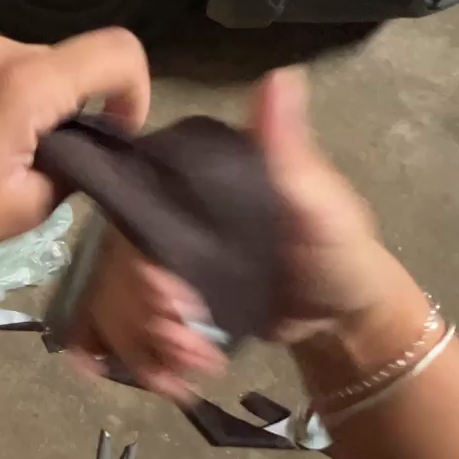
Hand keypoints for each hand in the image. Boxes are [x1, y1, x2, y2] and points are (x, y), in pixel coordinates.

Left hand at [0, 29, 150, 270]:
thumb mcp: (22, 209)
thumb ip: (74, 171)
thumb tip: (86, 152)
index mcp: (24, 82)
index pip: (117, 52)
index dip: (134, 94)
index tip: (114, 138)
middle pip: (69, 64)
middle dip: (76, 110)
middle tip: (48, 166)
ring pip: (30, 69)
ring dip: (36, 107)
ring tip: (3, 159)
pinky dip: (2, 99)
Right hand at [65, 68, 418, 397]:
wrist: (343, 316)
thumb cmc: (336, 253)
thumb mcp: (318, 203)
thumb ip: (289, 152)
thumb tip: (278, 77)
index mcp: (186, 204)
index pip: (132, 234)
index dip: (139, 277)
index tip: (173, 308)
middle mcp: (162, 238)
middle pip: (115, 282)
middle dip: (145, 326)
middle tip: (192, 351)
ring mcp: (160, 281)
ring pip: (115, 316)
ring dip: (145, 352)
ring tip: (189, 375)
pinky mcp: (165, 318)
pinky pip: (122, 340)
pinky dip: (135, 364)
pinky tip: (162, 382)